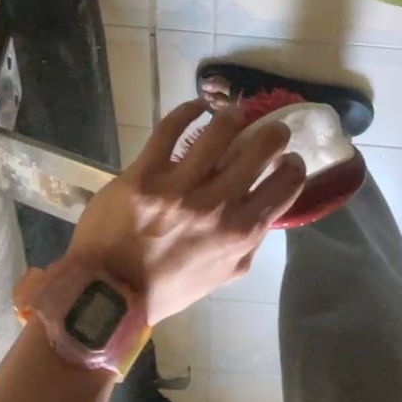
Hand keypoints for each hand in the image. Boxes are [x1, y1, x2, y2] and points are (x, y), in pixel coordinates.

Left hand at [64, 101, 305, 322]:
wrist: (109, 294)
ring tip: (232, 114)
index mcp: (241, 232)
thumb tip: (263, 211)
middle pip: (261, 148)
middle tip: (266, 129)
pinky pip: (171, 127)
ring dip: (232, 116)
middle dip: (272, 132)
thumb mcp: (223, 274)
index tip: (286, 158)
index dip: (293, 164)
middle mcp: (217, 205)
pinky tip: (197, 107)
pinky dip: (189, 110)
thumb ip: (248, 243)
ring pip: (221, 129)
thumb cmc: (168, 286)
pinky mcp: (147, 173)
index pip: (287, 184)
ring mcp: (181, 186)